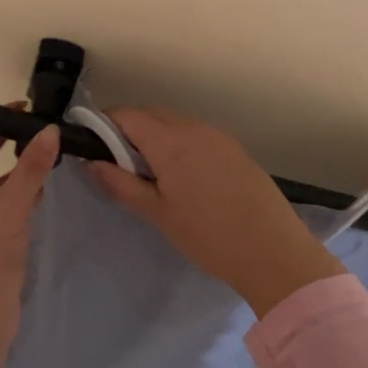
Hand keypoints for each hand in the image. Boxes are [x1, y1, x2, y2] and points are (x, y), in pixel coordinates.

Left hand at [0, 118, 56, 367]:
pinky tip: (44, 187)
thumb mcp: (10, 208)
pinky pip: (3, 202)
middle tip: (39, 128)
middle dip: (7, 143)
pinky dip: (21, 192)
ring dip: (18, 168)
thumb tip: (50, 130)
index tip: (25, 111)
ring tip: (48, 152)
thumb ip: (31, 168)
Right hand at [88, 109, 344, 316]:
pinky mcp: (235, 148)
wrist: (275, 253)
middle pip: (151, 113)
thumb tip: (92, 163)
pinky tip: (182, 175)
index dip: (105, 125)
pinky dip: (179, 142)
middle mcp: (194, 129)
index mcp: (170, 142)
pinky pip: (196, 133)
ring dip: (155, 135)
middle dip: (129, 128)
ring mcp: (218, 136)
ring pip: (175, 122)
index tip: (94, 146)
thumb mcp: (159, 214)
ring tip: (150, 171)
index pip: (127, 115)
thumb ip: (122, 185)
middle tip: (119, 162)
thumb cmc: (209, 237)